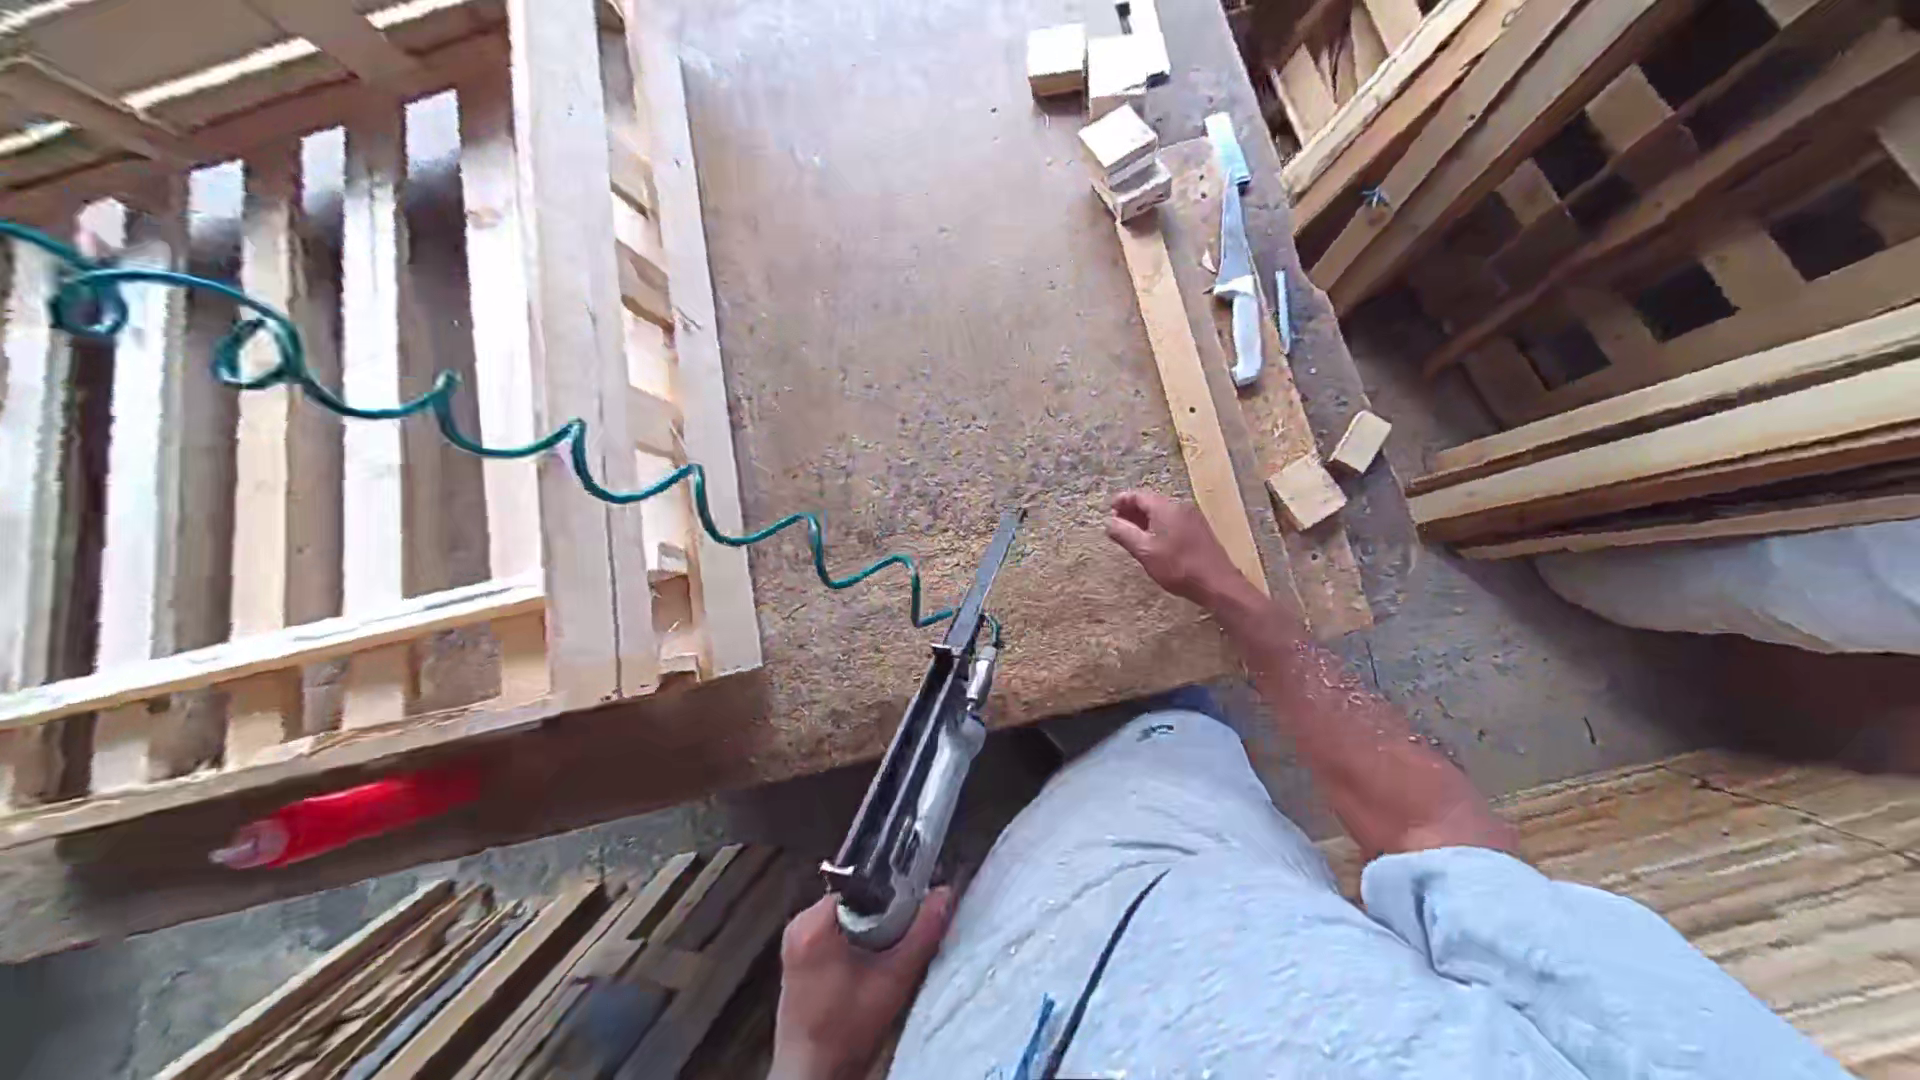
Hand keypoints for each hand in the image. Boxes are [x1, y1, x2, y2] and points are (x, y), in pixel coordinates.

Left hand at [768, 889, 953, 1079]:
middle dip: (882, 907)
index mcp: (813, 923)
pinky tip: (874, 955)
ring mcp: (795, 939)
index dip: (889, 886)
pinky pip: (834, 928)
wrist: (812, 1076)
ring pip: (846, 912)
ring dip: (870, 922)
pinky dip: (856, 935)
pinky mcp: (798, 955)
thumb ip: (921, 934)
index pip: (859, 882)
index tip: (914, 893)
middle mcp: (799, 923)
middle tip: (909, 918)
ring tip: (895, 938)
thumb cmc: (848, 1030)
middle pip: (853, 896)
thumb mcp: (894, 980)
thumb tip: (945, 893)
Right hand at [1105, 491, 1250, 607]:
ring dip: (1144, 519)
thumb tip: (1108, 522)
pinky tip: (1152, 541)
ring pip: (1162, 512)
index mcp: (1166, 508)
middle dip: (1131, 511)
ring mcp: (1192, 518)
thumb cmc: (1177, 566)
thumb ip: (1123, 533)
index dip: (1121, 501)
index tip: (1109, 511)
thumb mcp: (1144, 551)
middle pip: (1150, 502)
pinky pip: (1172, 520)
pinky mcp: (1198, 530)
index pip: (1138, 495)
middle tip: (1117, 524)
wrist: (1217, 583)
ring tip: (1131, 534)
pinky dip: (1158, 526)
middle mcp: (1180, 507)